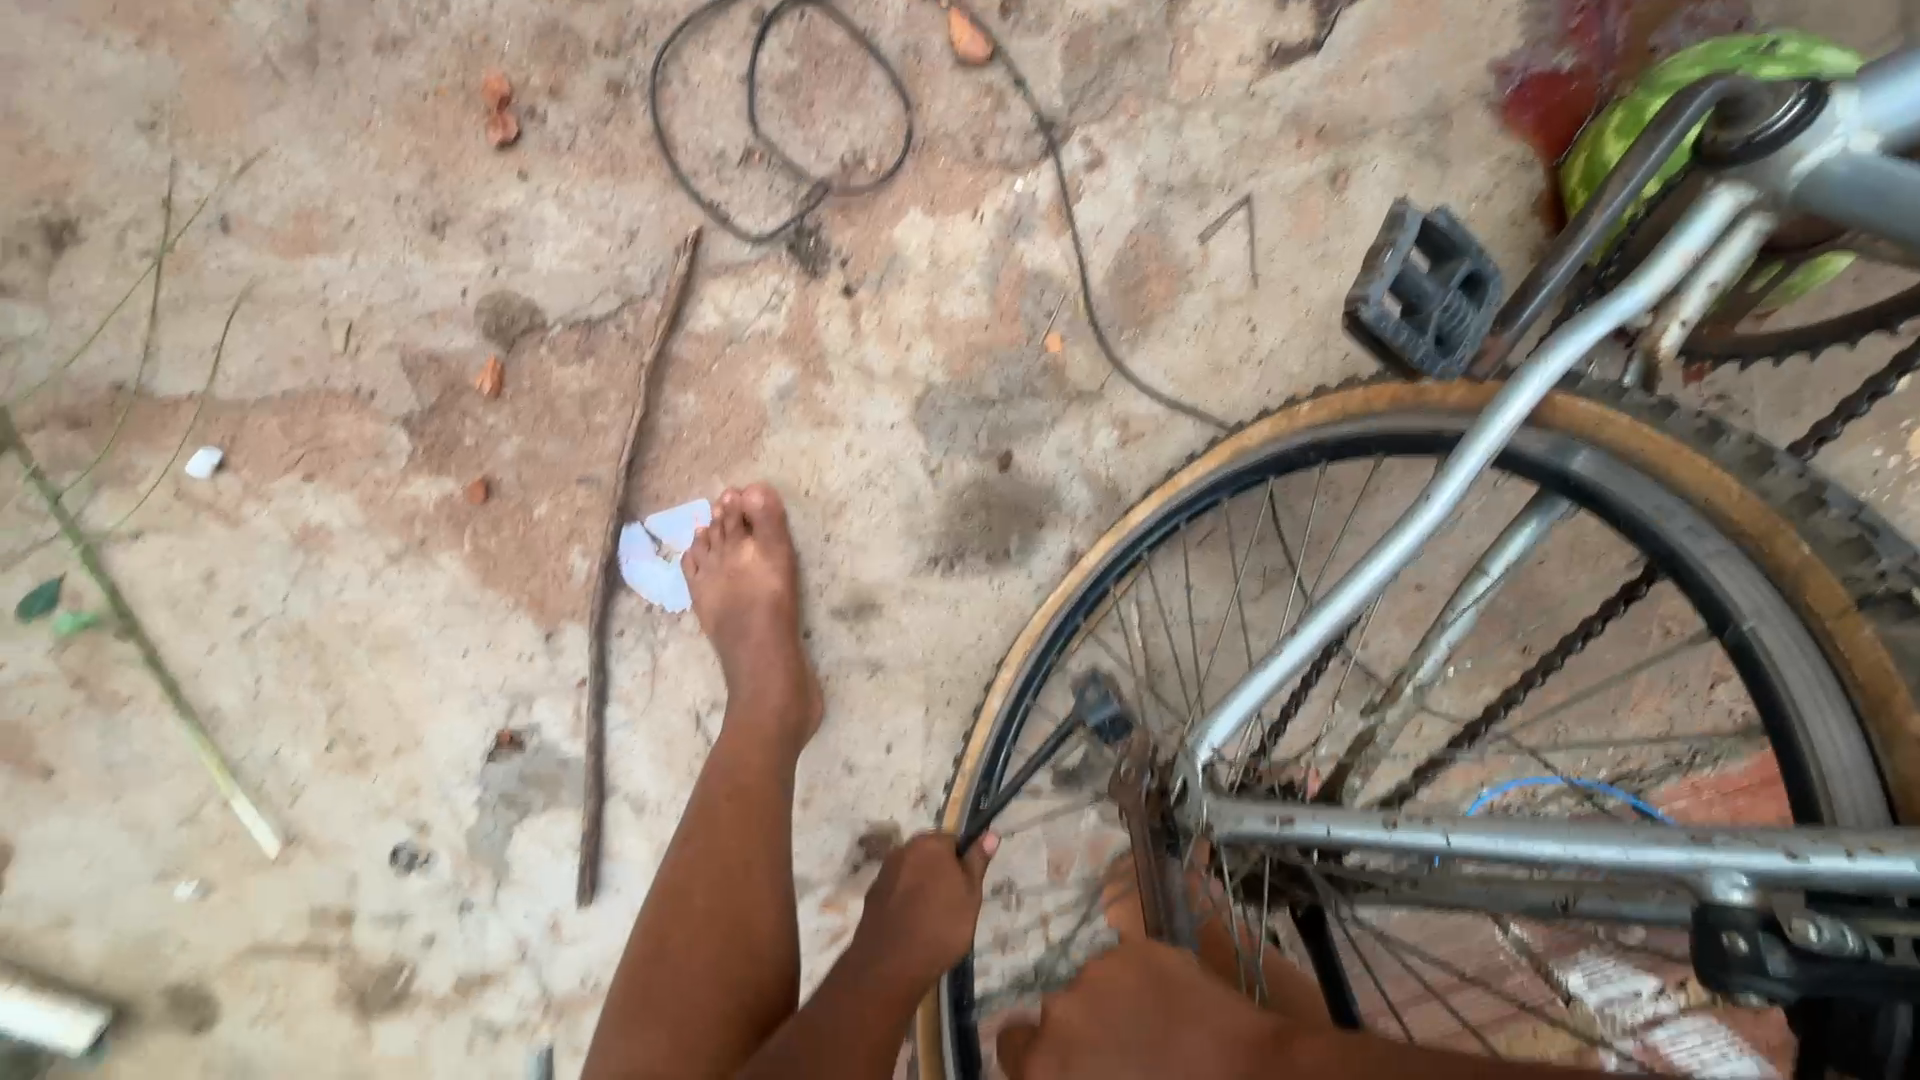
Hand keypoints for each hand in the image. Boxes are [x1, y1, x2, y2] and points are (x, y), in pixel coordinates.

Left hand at [847, 831, 996, 990]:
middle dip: (941, 873)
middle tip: (953, 905)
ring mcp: (884, 872)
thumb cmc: (941, 926)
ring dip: (922, 887)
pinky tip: (911, 925)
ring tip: (932, 919)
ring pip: (912, 873)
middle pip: (930, 855)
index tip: (966, 889)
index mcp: (930, 844)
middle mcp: (903, 849)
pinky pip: (896, 890)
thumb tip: (990, 834)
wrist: (892, 964)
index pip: (953, 841)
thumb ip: (977, 861)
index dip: (962, 864)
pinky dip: (904, 900)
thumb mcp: (971, 895)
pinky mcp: (872, 894)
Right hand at [997, 939, 1294, 1079]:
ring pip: (1093, 983)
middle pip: (1057, 1012)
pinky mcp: (1137, 948)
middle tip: (1123, 1048)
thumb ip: (1070, 1074)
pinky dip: (1141, 980)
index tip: (1066, 1060)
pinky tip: (1173, 1003)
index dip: (1033, 1051)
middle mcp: (1061, 1008)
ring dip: (1111, 1000)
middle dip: (1083, 1027)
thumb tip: (1069, 1062)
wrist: (1249, 1076)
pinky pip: (1127, 963)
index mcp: (1048, 1059)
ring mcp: (1099, 971)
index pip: (1011, 1044)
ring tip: (1155, 1023)